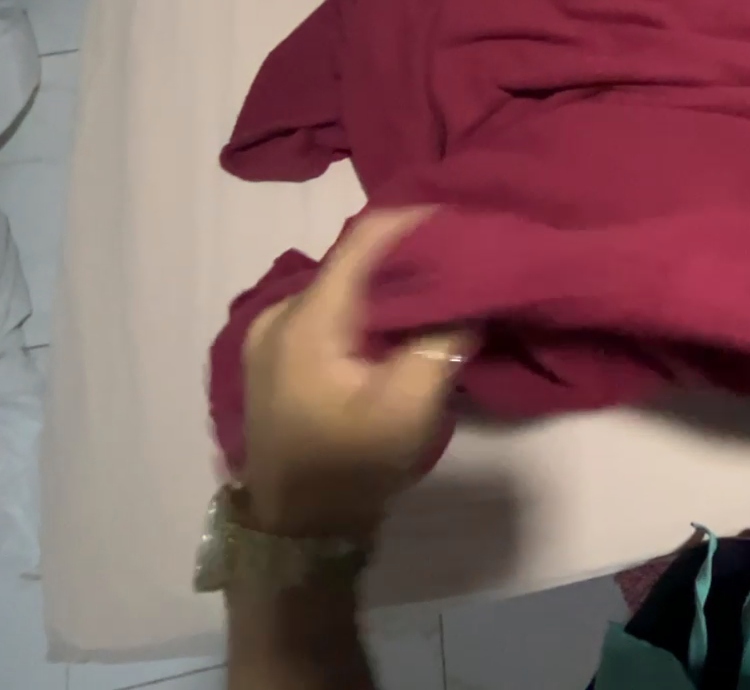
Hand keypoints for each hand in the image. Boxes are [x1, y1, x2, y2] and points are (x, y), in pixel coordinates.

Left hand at [240, 208, 474, 538]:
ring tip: (447, 279)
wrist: (298, 529)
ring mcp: (275, 332)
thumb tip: (475, 289)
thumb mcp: (413, 404)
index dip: (419, 219)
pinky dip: (379, 298)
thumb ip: (445, 338)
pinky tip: (410, 311)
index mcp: (307, 320)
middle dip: (416, 250)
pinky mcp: (283, 350)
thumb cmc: (354, 465)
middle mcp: (280, 312)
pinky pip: (339, 303)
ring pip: (350, 279)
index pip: (366, 239)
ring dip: (399, 276)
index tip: (469, 220)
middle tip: (467, 253)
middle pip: (358, 257)